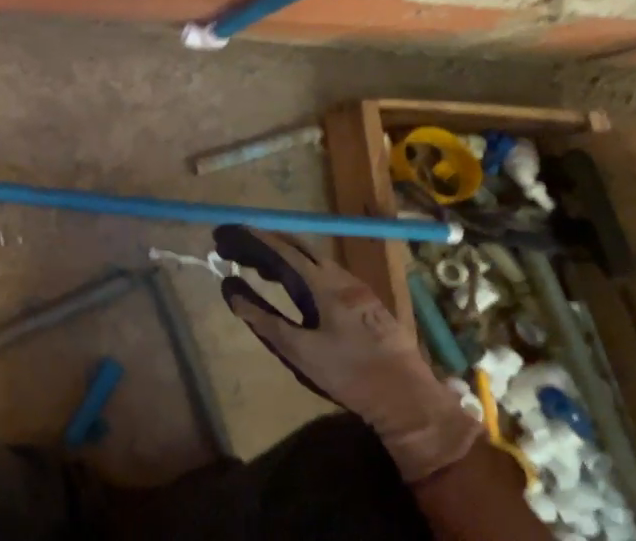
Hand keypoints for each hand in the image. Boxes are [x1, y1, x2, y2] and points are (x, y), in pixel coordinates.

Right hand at [219, 227, 480, 481]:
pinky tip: (295, 289)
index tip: (226, 233)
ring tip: (257, 267)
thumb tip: (229, 287)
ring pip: (315, 261)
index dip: (250, 239)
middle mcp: (343, 278)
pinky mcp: (368, 305)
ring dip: (283, 258)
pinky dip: (301, 271)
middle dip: (265, 243)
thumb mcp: (297, 349)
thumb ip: (260, 316)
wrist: (410, 401)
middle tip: (237, 248)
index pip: (281, 249)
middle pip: (299, 248)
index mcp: (325, 284)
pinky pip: (327, 274)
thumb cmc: (349, 374)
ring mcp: (359, 290)